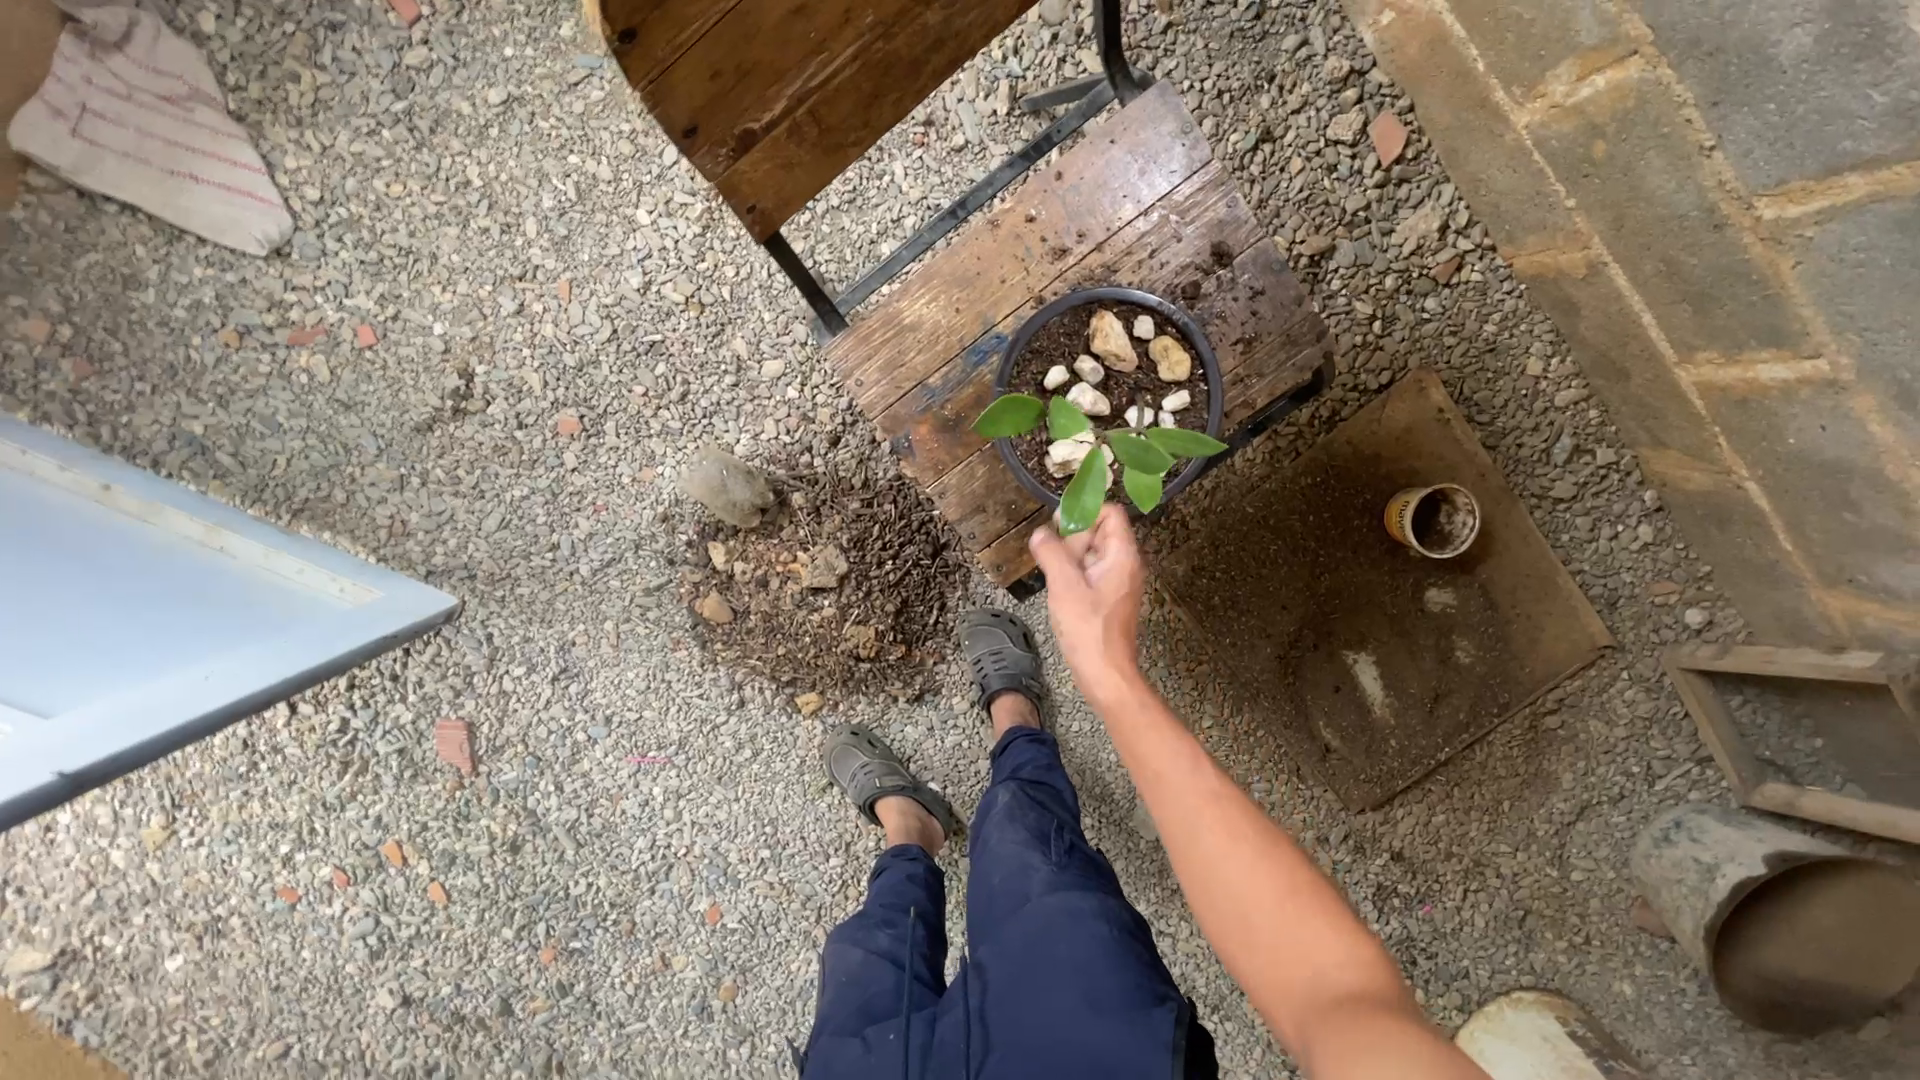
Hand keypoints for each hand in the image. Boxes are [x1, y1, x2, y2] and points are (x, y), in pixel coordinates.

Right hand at [1028, 503, 1145, 705]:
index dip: (1084, 512)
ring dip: (1069, 558)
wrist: (1104, 672)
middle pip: (1099, 530)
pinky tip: (1061, 591)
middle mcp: (1126, 564)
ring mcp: (1118, 581)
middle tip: (1057, 560)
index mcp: (1122, 555)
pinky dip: (1073, 574)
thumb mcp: (1064, 585)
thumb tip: (1040, 533)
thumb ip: (1051, 553)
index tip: (1059, 526)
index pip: (1110, 512)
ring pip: (1092, 552)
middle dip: (1072, 538)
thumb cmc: (1088, 630)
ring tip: (1057, 579)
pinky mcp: (1109, 597)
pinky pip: (1090, 572)